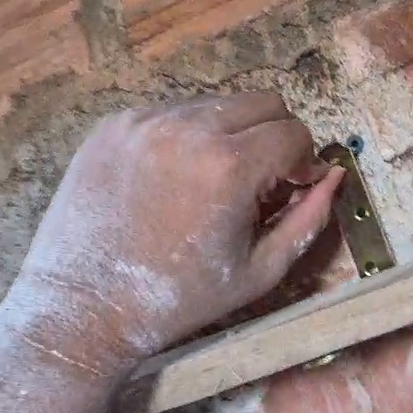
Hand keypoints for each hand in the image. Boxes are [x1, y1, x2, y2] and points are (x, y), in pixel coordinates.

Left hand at [1, 95, 343, 376]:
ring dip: (232, 132)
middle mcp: (189, 130)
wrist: (78, 310)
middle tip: (259, 178)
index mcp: (228, 167)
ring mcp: (146, 121)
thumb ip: (309, 219)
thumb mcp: (260, 271)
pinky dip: (188, 135)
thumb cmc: (179, 300)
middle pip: (264, 102)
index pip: (294, 132)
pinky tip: (172, 176)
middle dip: (275, 136)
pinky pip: (175, 111)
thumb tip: (334, 175)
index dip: (302, 161)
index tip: (290, 188)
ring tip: (211, 179)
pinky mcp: (114, 123)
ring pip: (220, 103)